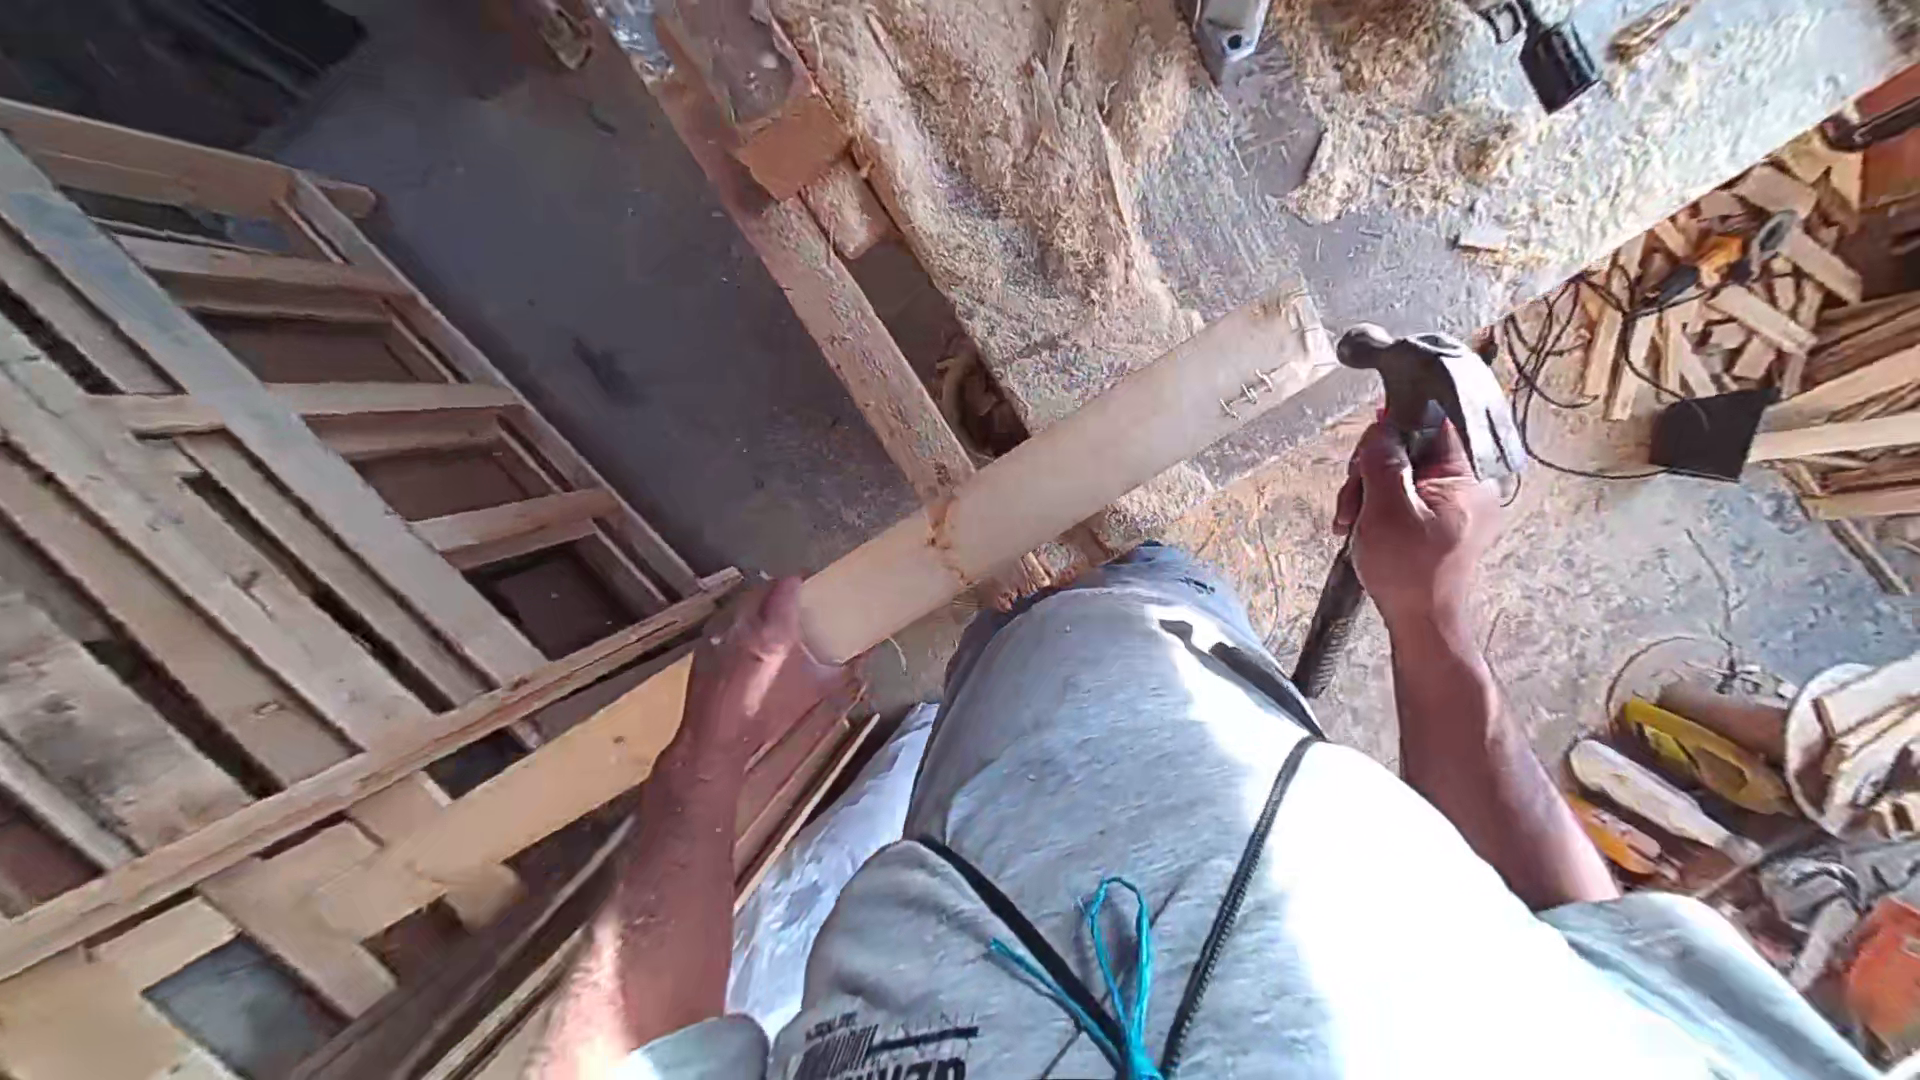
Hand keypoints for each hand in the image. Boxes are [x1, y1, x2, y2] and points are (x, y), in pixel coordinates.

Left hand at [674, 578, 861, 767]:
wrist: (715, 740)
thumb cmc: (769, 715)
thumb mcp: (814, 692)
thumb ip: (843, 670)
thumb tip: (867, 657)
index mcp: (774, 633)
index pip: (786, 585)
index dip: (801, 580)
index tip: (813, 583)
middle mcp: (744, 623)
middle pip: (763, 587)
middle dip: (780, 589)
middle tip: (797, 600)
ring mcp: (720, 630)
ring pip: (743, 599)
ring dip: (760, 601)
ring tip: (773, 615)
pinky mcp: (704, 641)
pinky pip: (728, 616)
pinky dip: (741, 618)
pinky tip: (749, 636)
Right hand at [1332, 419, 1499, 631]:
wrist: (1419, 620)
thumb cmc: (1407, 569)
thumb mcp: (1387, 510)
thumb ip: (1383, 464)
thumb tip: (1380, 429)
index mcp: (1467, 480)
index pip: (1432, 430)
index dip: (1392, 433)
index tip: (1363, 452)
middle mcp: (1465, 489)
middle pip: (1407, 455)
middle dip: (1368, 476)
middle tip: (1349, 506)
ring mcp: (1450, 509)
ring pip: (1396, 479)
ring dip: (1363, 497)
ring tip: (1349, 525)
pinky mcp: (1435, 525)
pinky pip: (1398, 501)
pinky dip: (1373, 511)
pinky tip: (1357, 529)